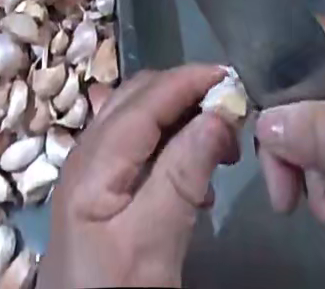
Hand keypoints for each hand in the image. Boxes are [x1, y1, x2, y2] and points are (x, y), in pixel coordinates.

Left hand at [40, 65, 240, 287]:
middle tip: (233, 112)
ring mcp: (91, 173)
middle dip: (188, 92)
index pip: (149, 96)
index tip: (237, 80)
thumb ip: (183, 175)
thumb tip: (220, 112)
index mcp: (94, 161)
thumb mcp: (152, 245)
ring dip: (183, 114)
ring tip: (222, 140)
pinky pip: (139, 144)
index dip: (192, 80)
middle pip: (141, 96)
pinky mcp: (100, 193)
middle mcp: (87, 154)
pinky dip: (172, 139)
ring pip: (141, 116)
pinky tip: (197, 172)